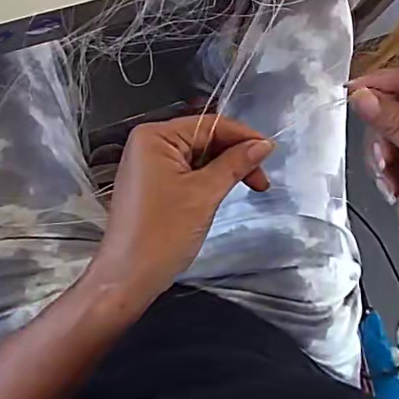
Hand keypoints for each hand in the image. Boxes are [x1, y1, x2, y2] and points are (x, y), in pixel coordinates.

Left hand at [89, 114, 273, 301]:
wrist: (128, 275)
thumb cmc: (161, 233)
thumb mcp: (204, 194)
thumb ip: (234, 164)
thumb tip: (262, 145)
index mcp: (154, 135)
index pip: (207, 123)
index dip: (242, 135)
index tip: (270, 151)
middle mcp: (147, 142)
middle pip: (202, 137)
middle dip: (234, 154)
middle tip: (262, 179)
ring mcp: (147, 162)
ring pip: (196, 155)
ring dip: (224, 168)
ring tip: (249, 186)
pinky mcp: (150, 181)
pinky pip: (185, 170)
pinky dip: (207, 178)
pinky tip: (224, 190)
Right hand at [350, 68, 398, 277]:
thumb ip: (395, 123)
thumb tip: (359, 94)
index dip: (389, 81)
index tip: (354, 89)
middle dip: (384, 127)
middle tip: (382, 153)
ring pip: (385, 121)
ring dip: (381, 149)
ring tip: (391, 175)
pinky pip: (382, 141)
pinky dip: (381, 161)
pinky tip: (393, 183)